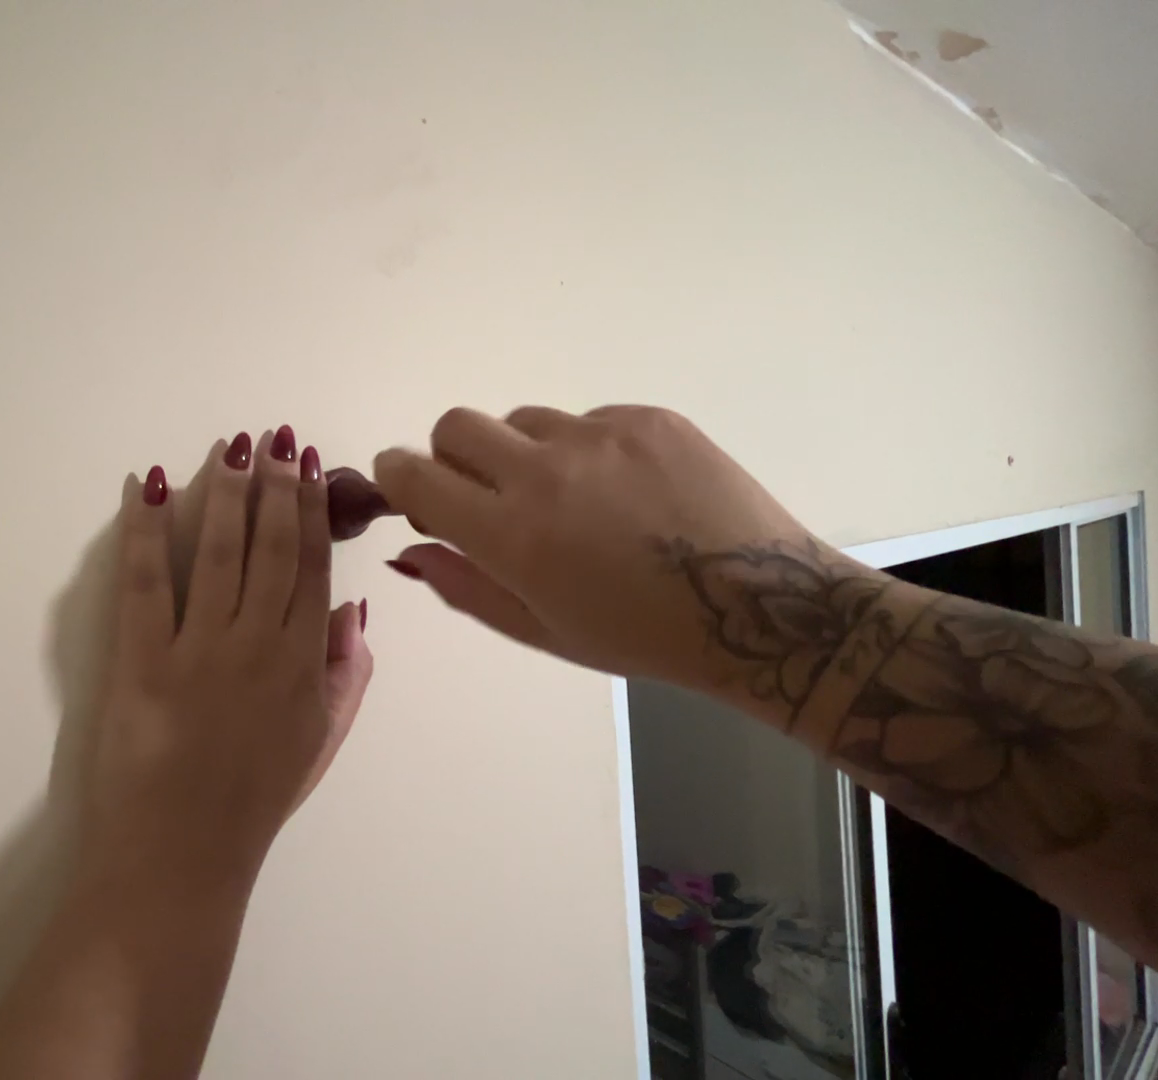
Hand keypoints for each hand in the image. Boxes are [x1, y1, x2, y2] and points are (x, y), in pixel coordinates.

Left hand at [77, 429, 373, 896]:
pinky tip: (145, 485)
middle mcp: (259, 644)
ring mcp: (200, 650)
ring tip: (232, 449)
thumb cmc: (256, 799)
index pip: (313, 569)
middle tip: (274, 438)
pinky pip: (146, 582)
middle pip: (272, 548)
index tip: (309, 467)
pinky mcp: (141, 662)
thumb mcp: (322, 740)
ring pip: (219, 553)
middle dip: (275, 486)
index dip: (311, 512)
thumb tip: (356, 610)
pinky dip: (145, 530)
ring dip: (226, 494)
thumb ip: (348, 674)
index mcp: (305, 663)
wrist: (182, 856)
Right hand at [372, 405, 827, 690]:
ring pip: (524, 419)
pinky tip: (627, 493)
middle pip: (456, 424)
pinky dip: (585, 451)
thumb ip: (465, 586)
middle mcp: (545, 472)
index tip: (405, 485)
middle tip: (484, 491)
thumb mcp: (541, 631)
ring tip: (573, 499)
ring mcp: (600, 436)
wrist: (761, 609)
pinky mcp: (648, 417)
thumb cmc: (639, 636)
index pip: (415, 476)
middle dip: (451, 455)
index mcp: (511, 535)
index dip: (396, 475)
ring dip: (523, 453)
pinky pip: (587, 420)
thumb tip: (411, 550)